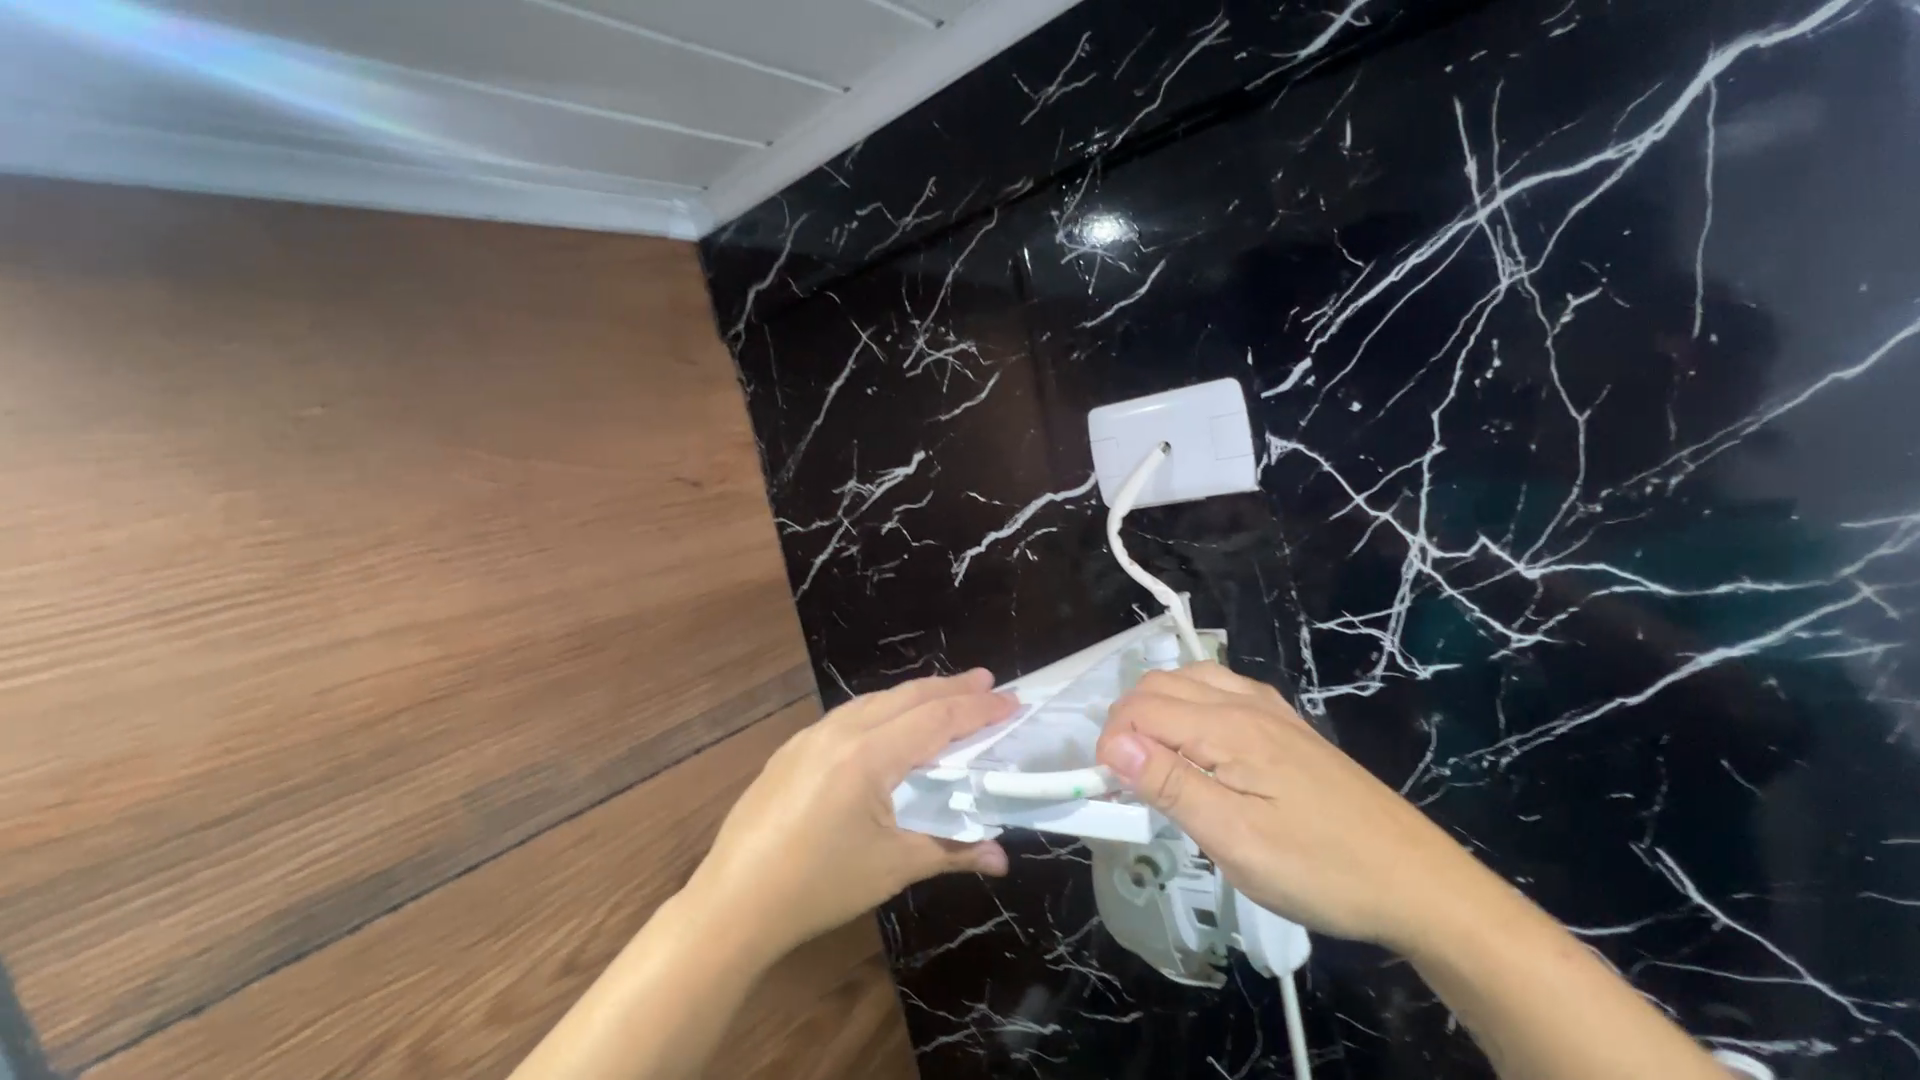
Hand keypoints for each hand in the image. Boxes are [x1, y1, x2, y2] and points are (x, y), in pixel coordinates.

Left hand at [685, 670, 1016, 960]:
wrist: (734, 903)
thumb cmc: (819, 885)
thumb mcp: (894, 867)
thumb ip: (952, 851)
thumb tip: (1001, 859)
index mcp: (868, 755)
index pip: (937, 720)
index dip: (978, 710)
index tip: (1013, 701)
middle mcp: (839, 733)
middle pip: (907, 697)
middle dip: (951, 688)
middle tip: (988, 683)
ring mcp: (809, 738)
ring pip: (874, 702)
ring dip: (915, 697)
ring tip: (945, 698)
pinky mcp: (790, 752)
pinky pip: (847, 717)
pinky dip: (881, 711)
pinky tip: (887, 726)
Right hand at [1096, 663, 1482, 950]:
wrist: (1415, 881)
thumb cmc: (1319, 868)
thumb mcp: (1235, 839)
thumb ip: (1169, 784)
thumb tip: (1111, 742)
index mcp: (1227, 727)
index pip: (1139, 708)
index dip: (1110, 745)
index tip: (1112, 793)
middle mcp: (1246, 703)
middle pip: (1159, 684)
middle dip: (1126, 723)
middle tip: (1129, 784)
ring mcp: (1271, 711)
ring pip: (1189, 681)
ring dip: (1157, 711)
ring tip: (1156, 766)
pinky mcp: (1288, 728)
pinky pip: (1222, 693)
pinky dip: (1191, 708)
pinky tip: (1201, 749)